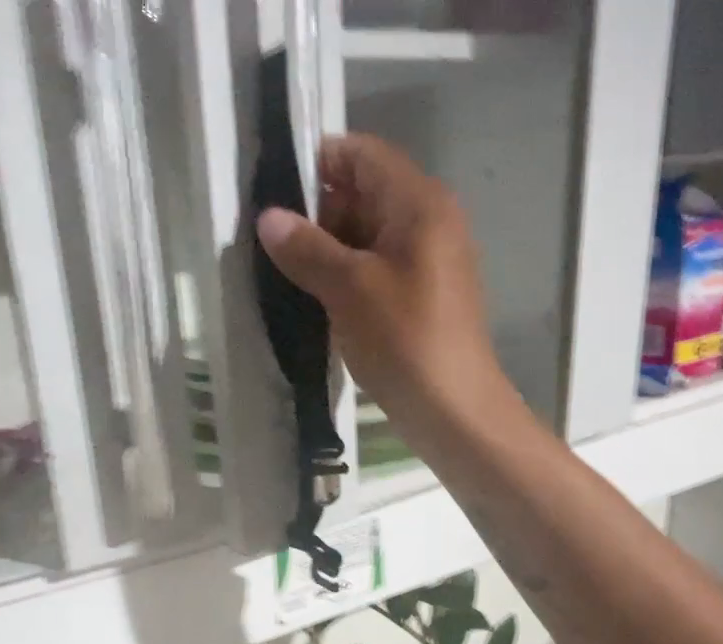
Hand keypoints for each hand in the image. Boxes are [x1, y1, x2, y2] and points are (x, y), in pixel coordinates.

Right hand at [255, 135, 503, 414]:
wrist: (454, 410)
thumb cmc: (405, 340)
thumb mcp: (348, 289)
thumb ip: (307, 248)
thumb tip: (268, 218)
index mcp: (418, 203)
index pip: (362, 154)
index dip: (317, 163)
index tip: (271, 191)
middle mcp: (428, 219)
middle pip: (363, 192)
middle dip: (316, 211)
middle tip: (270, 241)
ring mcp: (427, 258)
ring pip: (366, 233)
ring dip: (326, 247)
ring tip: (282, 270)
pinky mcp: (421, 293)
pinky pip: (376, 265)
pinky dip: (345, 273)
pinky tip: (313, 297)